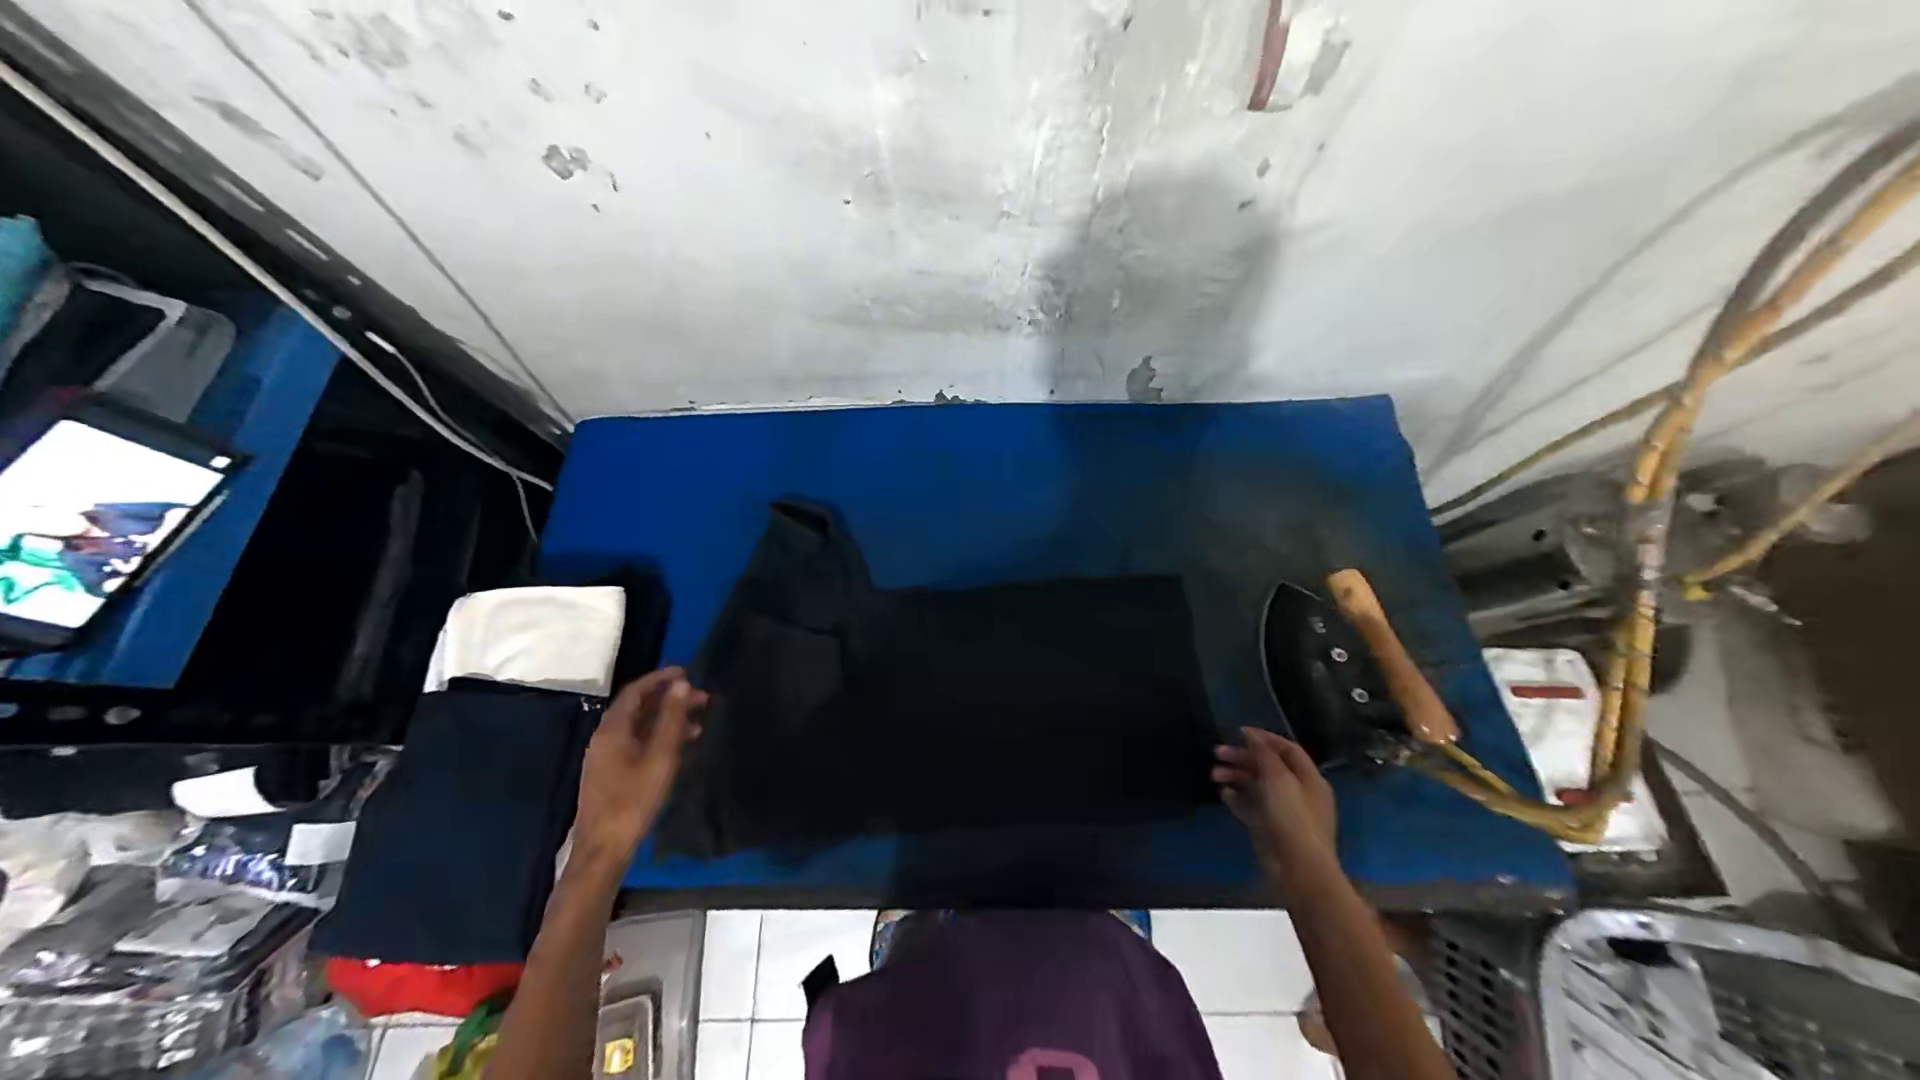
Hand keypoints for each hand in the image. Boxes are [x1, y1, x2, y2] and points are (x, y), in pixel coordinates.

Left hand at [575, 667, 708, 855]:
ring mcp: (607, 757)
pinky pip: (638, 743)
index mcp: (613, 730)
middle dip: (669, 699)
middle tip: (701, 698)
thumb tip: (681, 684)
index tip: (687, 672)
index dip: (660, 678)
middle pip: (638, 708)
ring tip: (699, 721)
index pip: (636, 691)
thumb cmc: (634, 800)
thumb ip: (672, 719)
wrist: (604, 849)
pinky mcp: (612, 773)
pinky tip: (681, 747)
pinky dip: (659, 737)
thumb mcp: (660, 757)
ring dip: (667, 719)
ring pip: (640, 727)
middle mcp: (606, 738)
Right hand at [1213, 727, 1338, 890]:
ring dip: (1236, 776)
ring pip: (1257, 786)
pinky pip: (1252, 806)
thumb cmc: (1292, 818)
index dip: (1264, 738)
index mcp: (1308, 778)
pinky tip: (1224, 794)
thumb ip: (1265, 754)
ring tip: (1214, 775)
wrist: (1299, 868)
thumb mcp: (1279, 779)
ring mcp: (1284, 811)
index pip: (1287, 749)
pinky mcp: (1270, 827)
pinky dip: (1238, 798)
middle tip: (1217, 752)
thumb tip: (1252, 735)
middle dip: (1242, 757)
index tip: (1238, 731)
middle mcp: (1298, 792)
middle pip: (1268, 766)